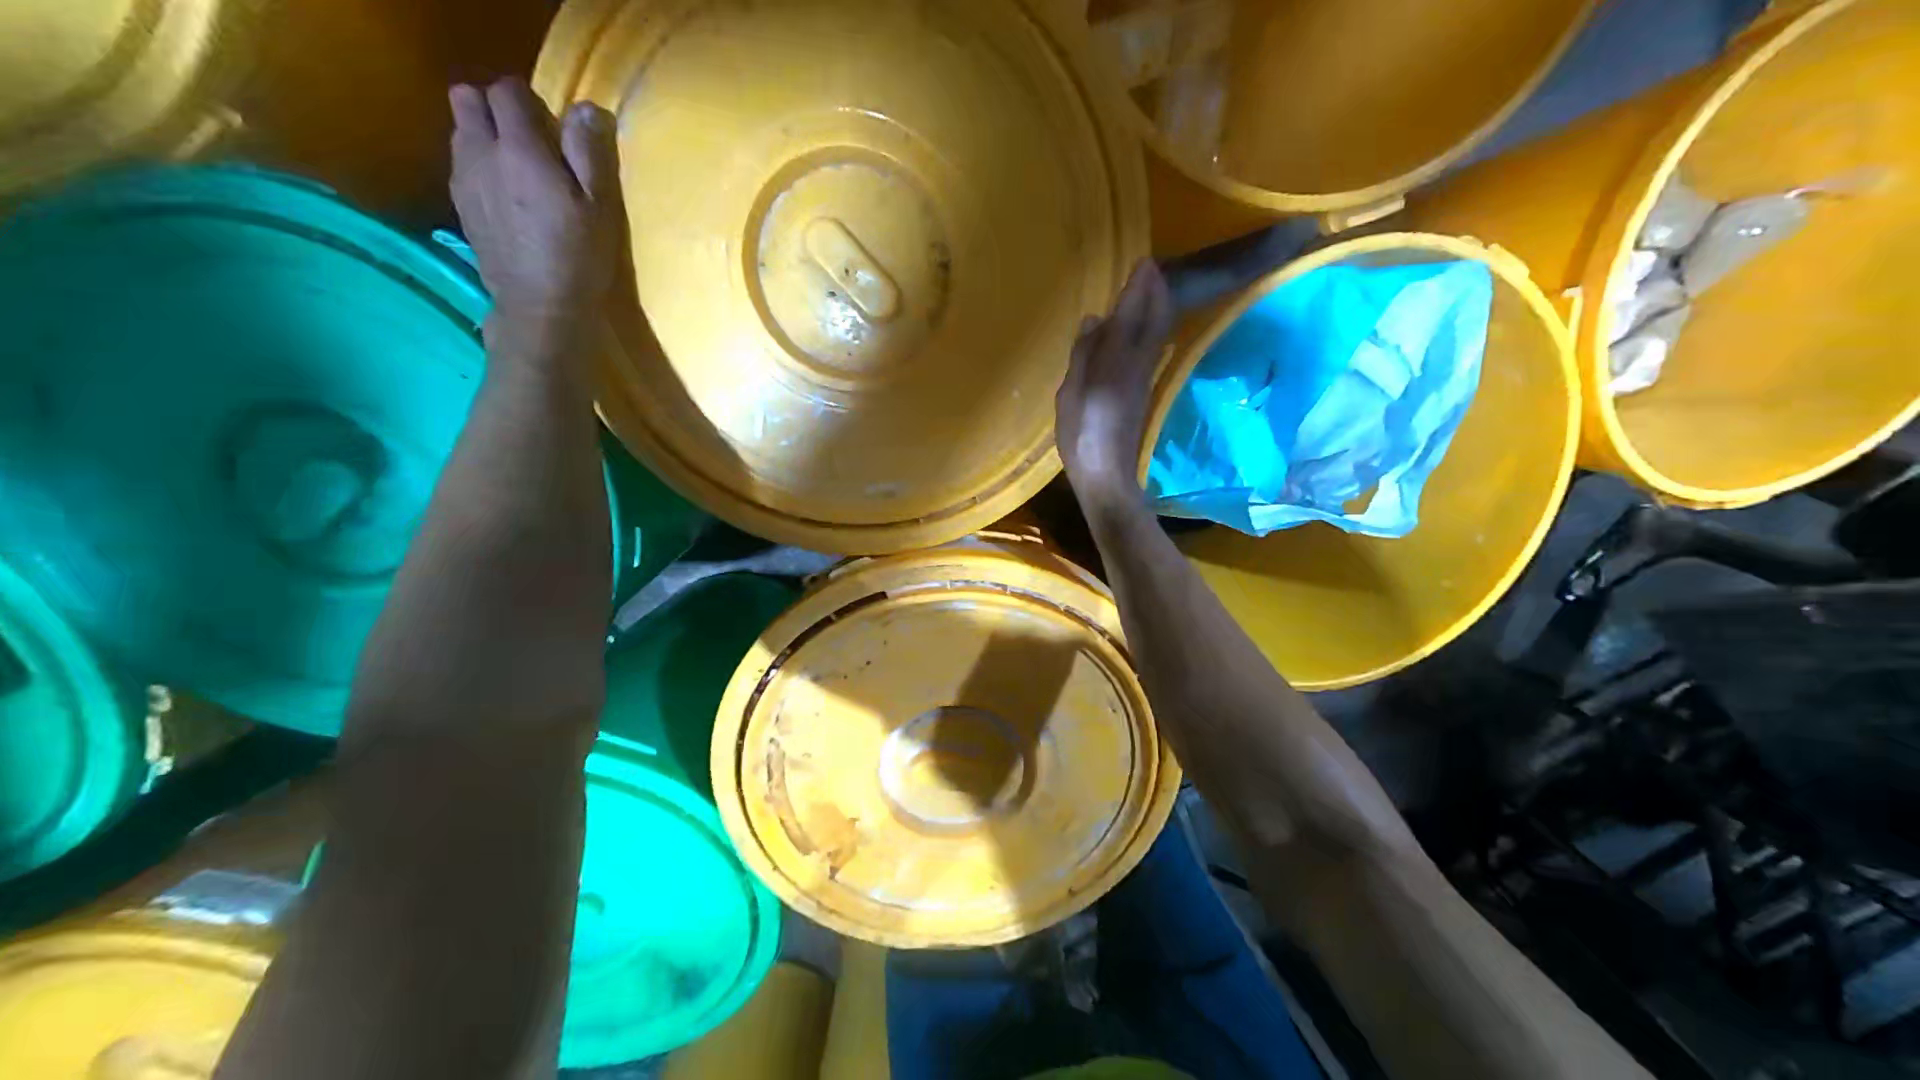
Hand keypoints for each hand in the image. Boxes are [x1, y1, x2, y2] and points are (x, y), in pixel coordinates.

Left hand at [449, 78, 623, 348]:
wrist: (539, 306)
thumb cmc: (579, 256)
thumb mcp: (600, 206)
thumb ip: (590, 152)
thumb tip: (585, 108)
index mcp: (519, 148)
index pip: (508, 91)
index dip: (530, 100)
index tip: (554, 128)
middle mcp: (481, 153)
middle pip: (467, 99)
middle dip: (496, 109)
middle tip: (531, 141)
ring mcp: (464, 180)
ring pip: (462, 131)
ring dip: (486, 138)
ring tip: (519, 172)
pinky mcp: (460, 206)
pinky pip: (462, 165)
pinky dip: (481, 167)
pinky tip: (507, 198)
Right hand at [1056, 259, 1174, 511]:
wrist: (1107, 474)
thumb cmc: (1080, 436)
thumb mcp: (1070, 394)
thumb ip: (1083, 355)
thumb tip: (1093, 320)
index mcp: (1116, 361)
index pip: (1131, 314)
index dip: (1139, 287)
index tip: (1144, 261)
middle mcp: (1137, 363)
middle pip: (1156, 319)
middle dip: (1157, 291)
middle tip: (1151, 269)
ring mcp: (1144, 377)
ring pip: (1158, 332)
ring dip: (1157, 307)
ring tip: (1147, 290)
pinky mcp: (1143, 390)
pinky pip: (1151, 347)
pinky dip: (1150, 328)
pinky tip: (1138, 328)